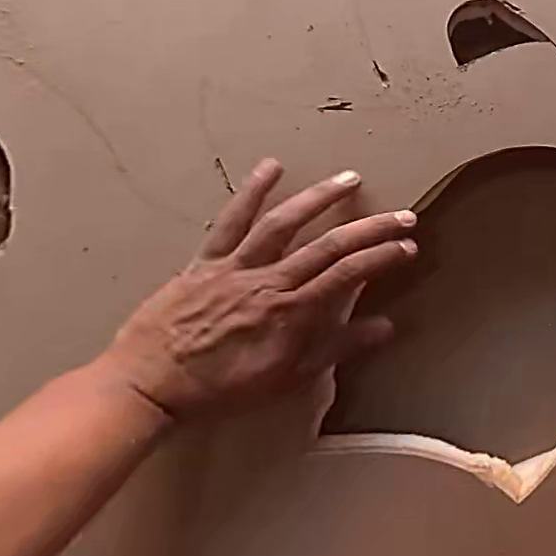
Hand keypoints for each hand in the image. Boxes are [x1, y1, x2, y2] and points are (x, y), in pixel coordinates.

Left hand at [103, 159, 417, 421]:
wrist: (147, 387)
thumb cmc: (221, 388)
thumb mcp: (288, 377)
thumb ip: (338, 348)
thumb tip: (387, 327)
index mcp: (291, 312)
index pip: (349, 275)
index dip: (383, 257)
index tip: (408, 247)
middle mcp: (268, 282)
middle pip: (329, 246)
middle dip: (371, 228)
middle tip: (404, 215)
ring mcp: (236, 267)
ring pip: (284, 224)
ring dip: (320, 199)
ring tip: (350, 179)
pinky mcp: (206, 261)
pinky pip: (230, 221)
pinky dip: (252, 192)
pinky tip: (272, 167)